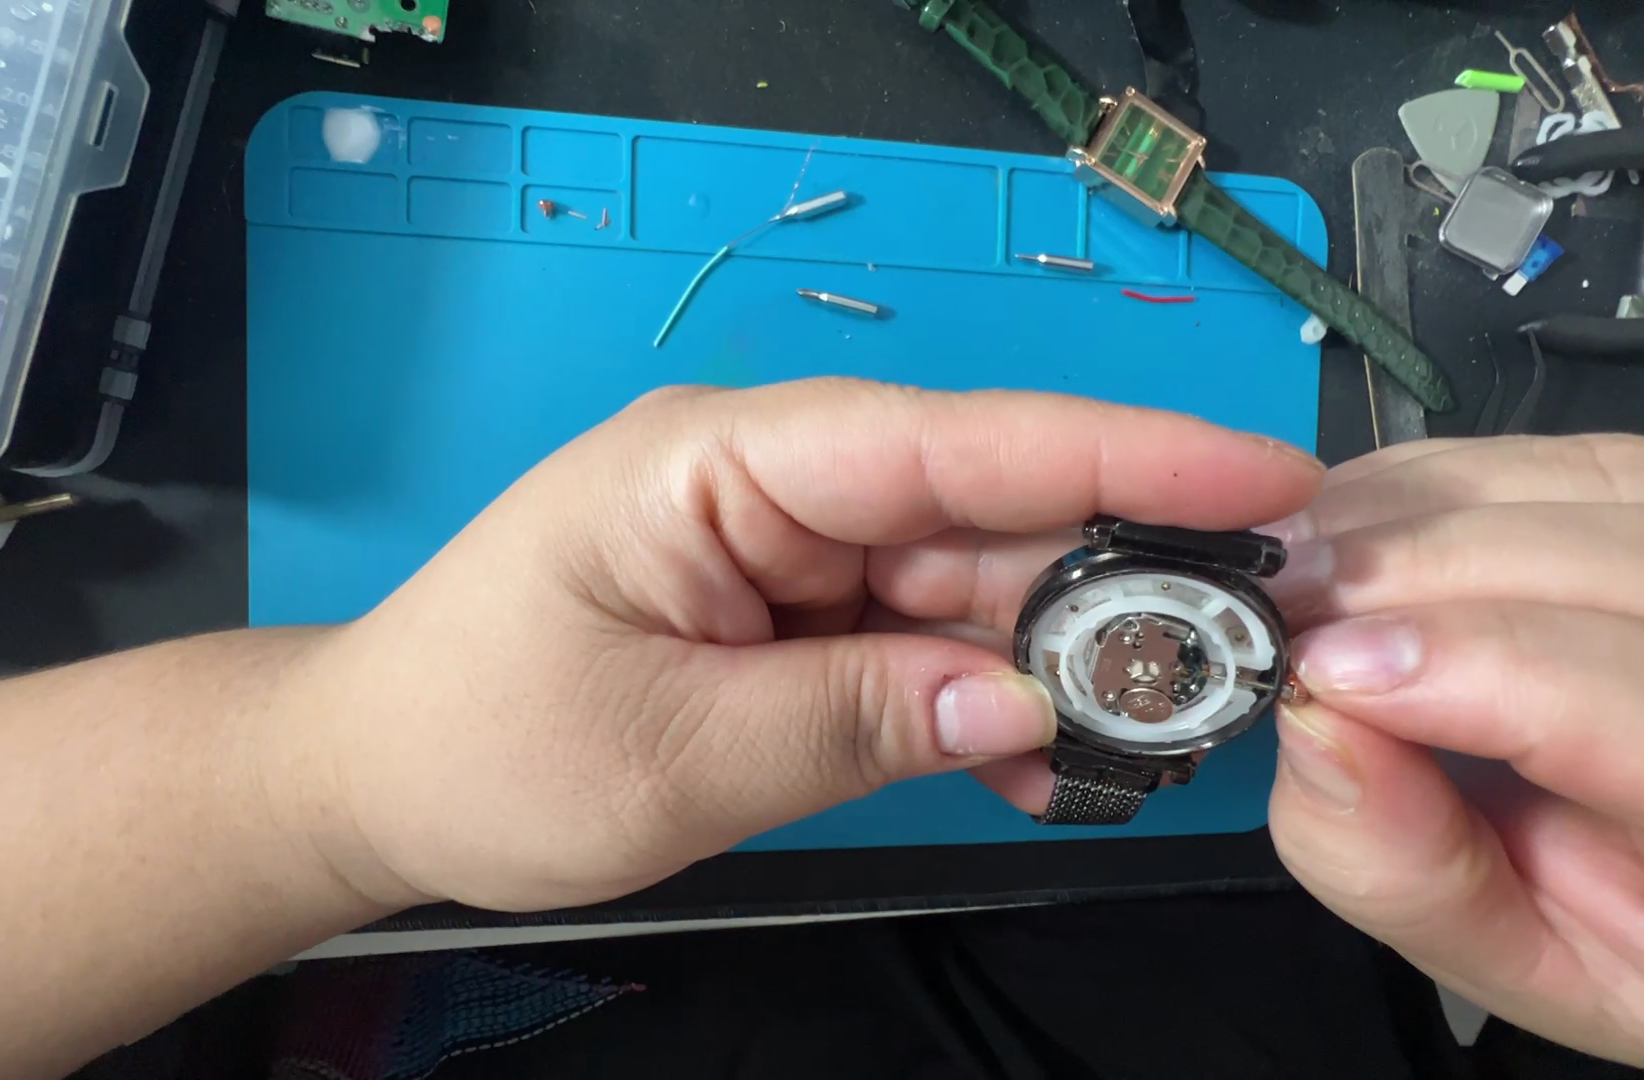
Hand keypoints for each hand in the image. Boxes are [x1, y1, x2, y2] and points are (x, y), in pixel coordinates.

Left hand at [280, 379, 1321, 914]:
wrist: (388, 771)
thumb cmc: (483, 742)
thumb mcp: (669, 750)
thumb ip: (852, 717)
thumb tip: (1018, 703)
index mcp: (723, 462)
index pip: (945, 441)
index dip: (1113, 454)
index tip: (1256, 473)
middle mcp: (774, 484)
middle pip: (975, 514)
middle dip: (1106, 578)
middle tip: (1238, 645)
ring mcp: (793, 550)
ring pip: (964, 584)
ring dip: (1055, 653)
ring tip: (1149, 726)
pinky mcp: (799, 613)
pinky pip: (920, 641)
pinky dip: (983, 696)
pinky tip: (1036, 753)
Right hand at [1264, 435, 1643, 1077]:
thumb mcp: (1530, 969)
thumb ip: (1405, 874)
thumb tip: (1309, 720)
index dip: (1468, 664)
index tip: (1310, 670)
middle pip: (1620, 558)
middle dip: (1395, 569)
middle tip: (1264, 602)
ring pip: (1581, 482)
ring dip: (1391, 513)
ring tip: (1287, 566)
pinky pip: (1556, 455)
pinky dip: (1419, 481)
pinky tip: (1347, 527)